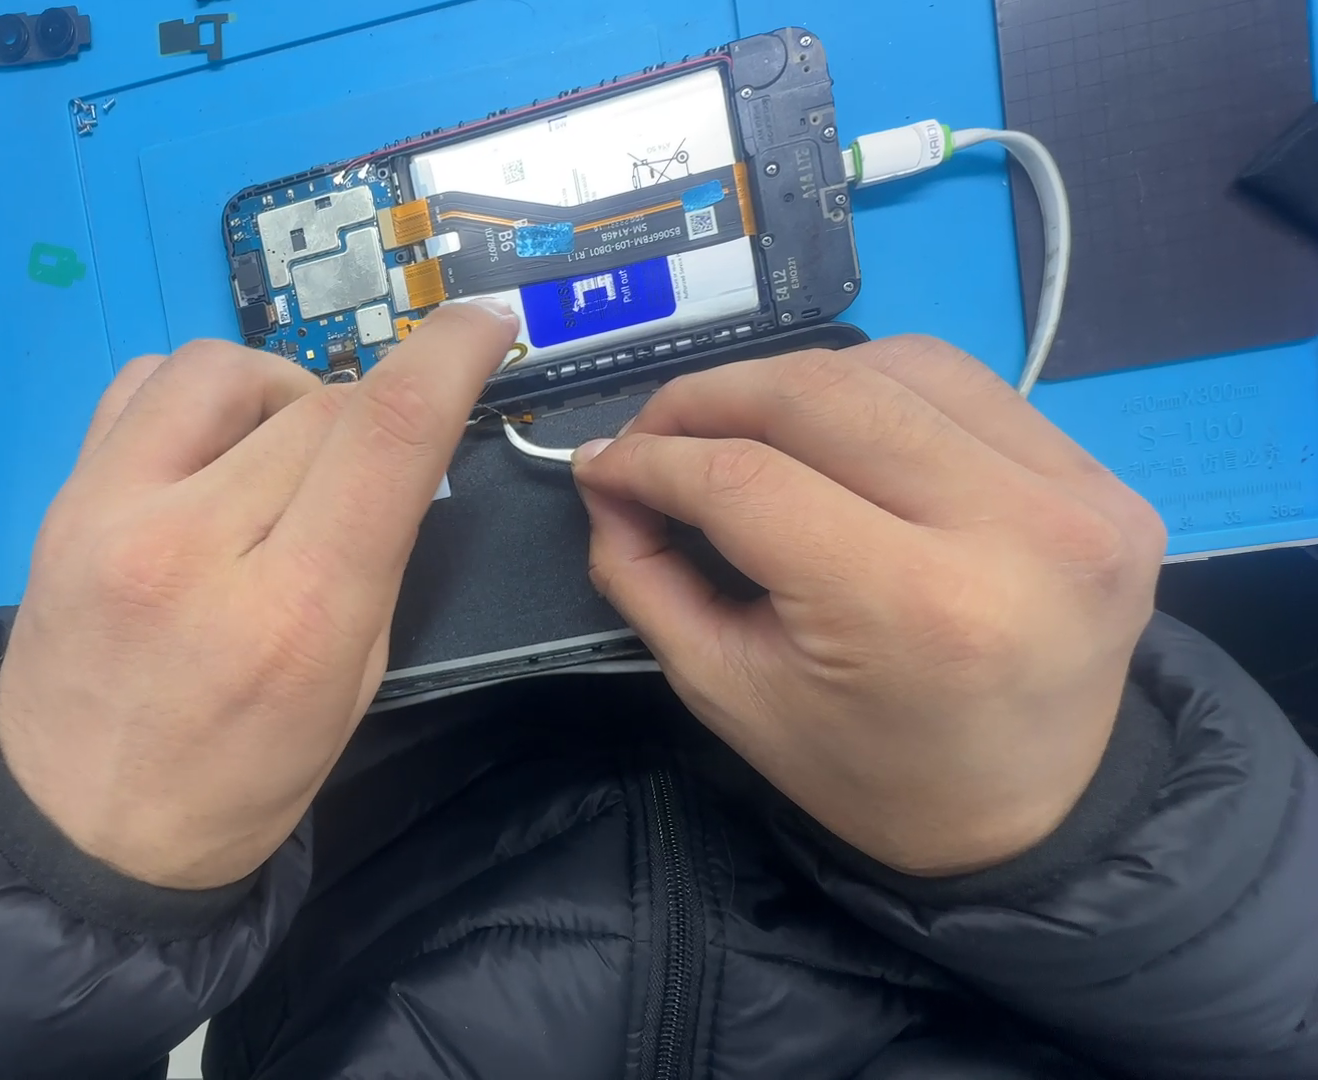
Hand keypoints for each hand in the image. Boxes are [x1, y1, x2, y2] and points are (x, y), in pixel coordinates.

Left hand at [0, 301, 517, 888]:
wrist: (77, 831)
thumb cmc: (242, 781)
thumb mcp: (350, 685)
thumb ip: (374, 557)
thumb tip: (388, 459)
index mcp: (295, 612)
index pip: (385, 437)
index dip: (449, 357)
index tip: (484, 324)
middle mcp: (195, 544)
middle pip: (318, 406)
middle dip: (367, 416)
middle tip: (363, 469)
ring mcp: (111, 513)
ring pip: (224, 368)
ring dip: (282, 394)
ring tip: (279, 452)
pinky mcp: (61, 501)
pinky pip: (144, 384)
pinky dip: (201, 396)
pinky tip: (211, 448)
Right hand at [571, 337, 1165, 875]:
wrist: (1015, 812)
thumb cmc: (848, 763)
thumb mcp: (712, 680)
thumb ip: (638, 569)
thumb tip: (603, 473)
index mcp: (907, 605)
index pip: (743, 480)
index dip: (651, 460)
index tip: (598, 464)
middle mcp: (1011, 527)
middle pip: (814, 395)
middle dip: (702, 399)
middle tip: (647, 434)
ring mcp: (1075, 491)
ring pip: (884, 366)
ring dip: (776, 385)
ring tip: (723, 430)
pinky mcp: (1100, 476)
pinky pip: (950, 383)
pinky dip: (857, 387)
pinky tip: (815, 428)